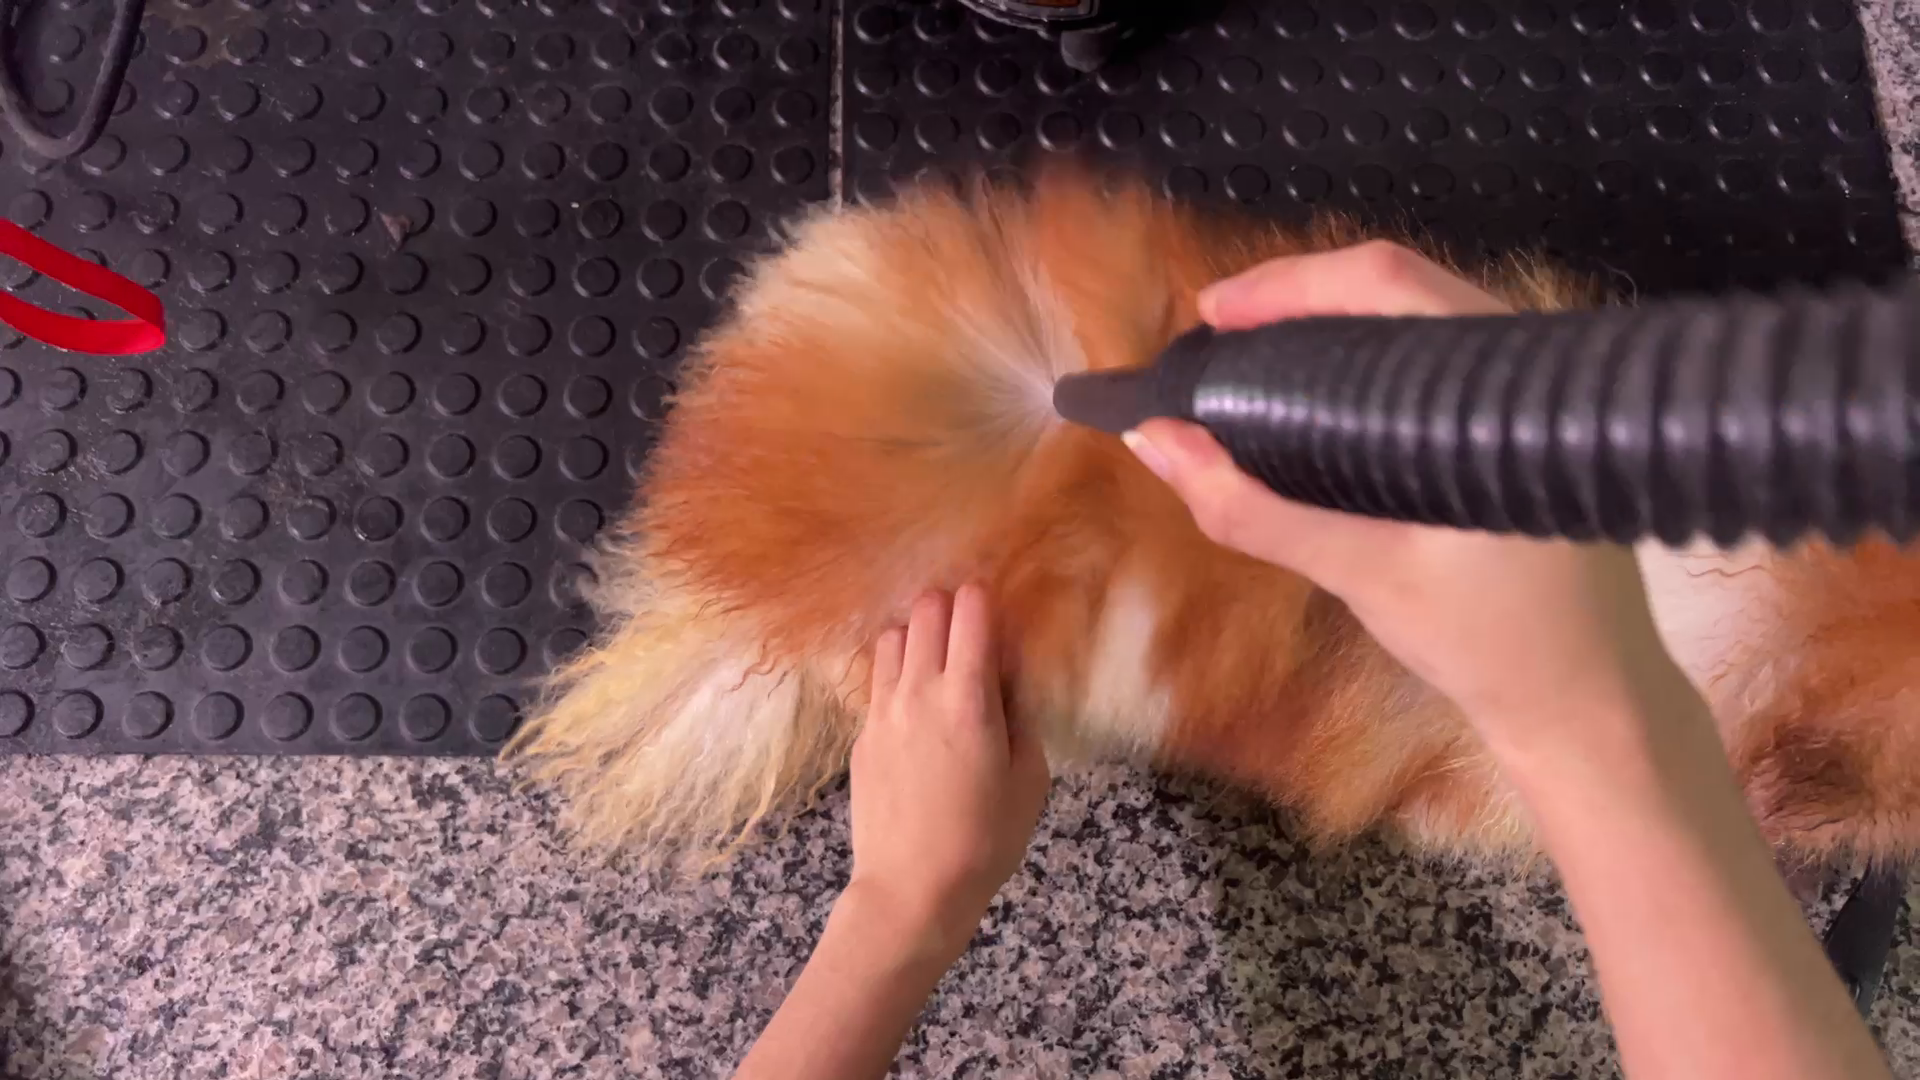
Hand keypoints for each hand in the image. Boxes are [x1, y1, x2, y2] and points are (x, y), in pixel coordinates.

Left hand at [845, 585, 1050, 958]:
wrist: (910, 890)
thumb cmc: (985, 838)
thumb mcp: (1029, 777)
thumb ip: (1020, 710)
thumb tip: (1008, 667)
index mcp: (967, 698)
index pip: (969, 612)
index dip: (984, 599)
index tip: (994, 611)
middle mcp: (918, 690)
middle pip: (926, 609)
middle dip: (950, 606)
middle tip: (968, 633)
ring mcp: (882, 709)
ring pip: (892, 635)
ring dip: (918, 633)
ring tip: (936, 661)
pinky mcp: (861, 731)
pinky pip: (877, 676)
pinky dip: (896, 669)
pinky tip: (913, 702)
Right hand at [1123, 242, 1681, 754]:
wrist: (1582, 701)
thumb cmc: (1484, 639)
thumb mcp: (1357, 573)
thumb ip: (1249, 510)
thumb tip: (1152, 442)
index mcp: (1505, 382)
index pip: (1387, 283)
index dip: (1287, 284)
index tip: (1210, 314)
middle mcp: (1523, 363)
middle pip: (1394, 285)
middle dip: (1294, 297)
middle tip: (1215, 335)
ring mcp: (1520, 392)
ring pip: (1407, 318)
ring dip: (1319, 325)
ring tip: (1244, 354)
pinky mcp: (1505, 423)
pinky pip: (1416, 361)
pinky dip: (1349, 362)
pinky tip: (1307, 391)